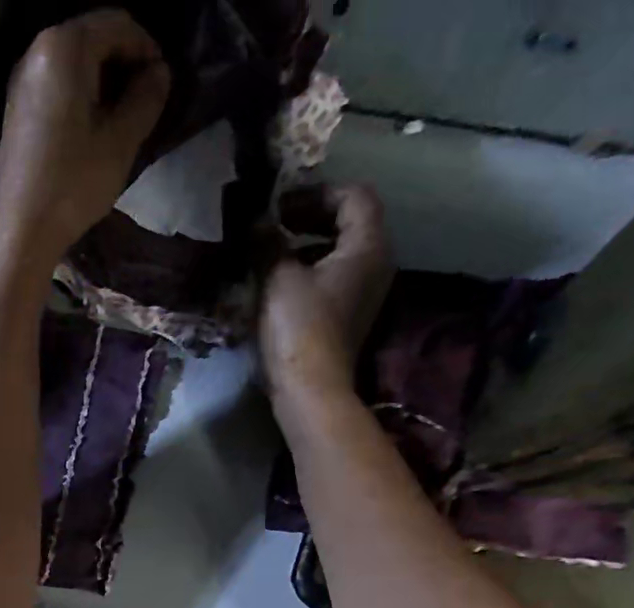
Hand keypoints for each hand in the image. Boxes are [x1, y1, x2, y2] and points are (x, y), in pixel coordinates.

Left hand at [0, 10, 170, 264]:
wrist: (22, 229)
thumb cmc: (74, 183)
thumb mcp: (121, 141)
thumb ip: (145, 98)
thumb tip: (159, 73)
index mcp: (64, 48)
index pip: (118, 24)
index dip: (147, 48)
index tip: (163, 84)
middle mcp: (37, 52)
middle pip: (93, 38)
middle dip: (125, 63)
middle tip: (147, 103)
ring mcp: (23, 81)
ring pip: (76, 63)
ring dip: (105, 82)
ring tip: (125, 120)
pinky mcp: (18, 109)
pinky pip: (58, 85)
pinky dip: (83, 95)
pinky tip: (95, 130)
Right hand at [259, 185, 392, 402]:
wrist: (310, 387)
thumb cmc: (299, 326)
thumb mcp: (278, 276)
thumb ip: (268, 241)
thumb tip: (258, 222)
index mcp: (367, 246)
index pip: (354, 196)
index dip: (316, 193)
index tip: (281, 207)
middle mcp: (375, 264)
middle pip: (350, 222)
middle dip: (310, 216)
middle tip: (274, 223)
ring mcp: (363, 292)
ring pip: (338, 251)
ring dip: (305, 244)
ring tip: (271, 251)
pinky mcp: (347, 315)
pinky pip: (332, 276)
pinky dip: (308, 269)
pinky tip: (277, 281)